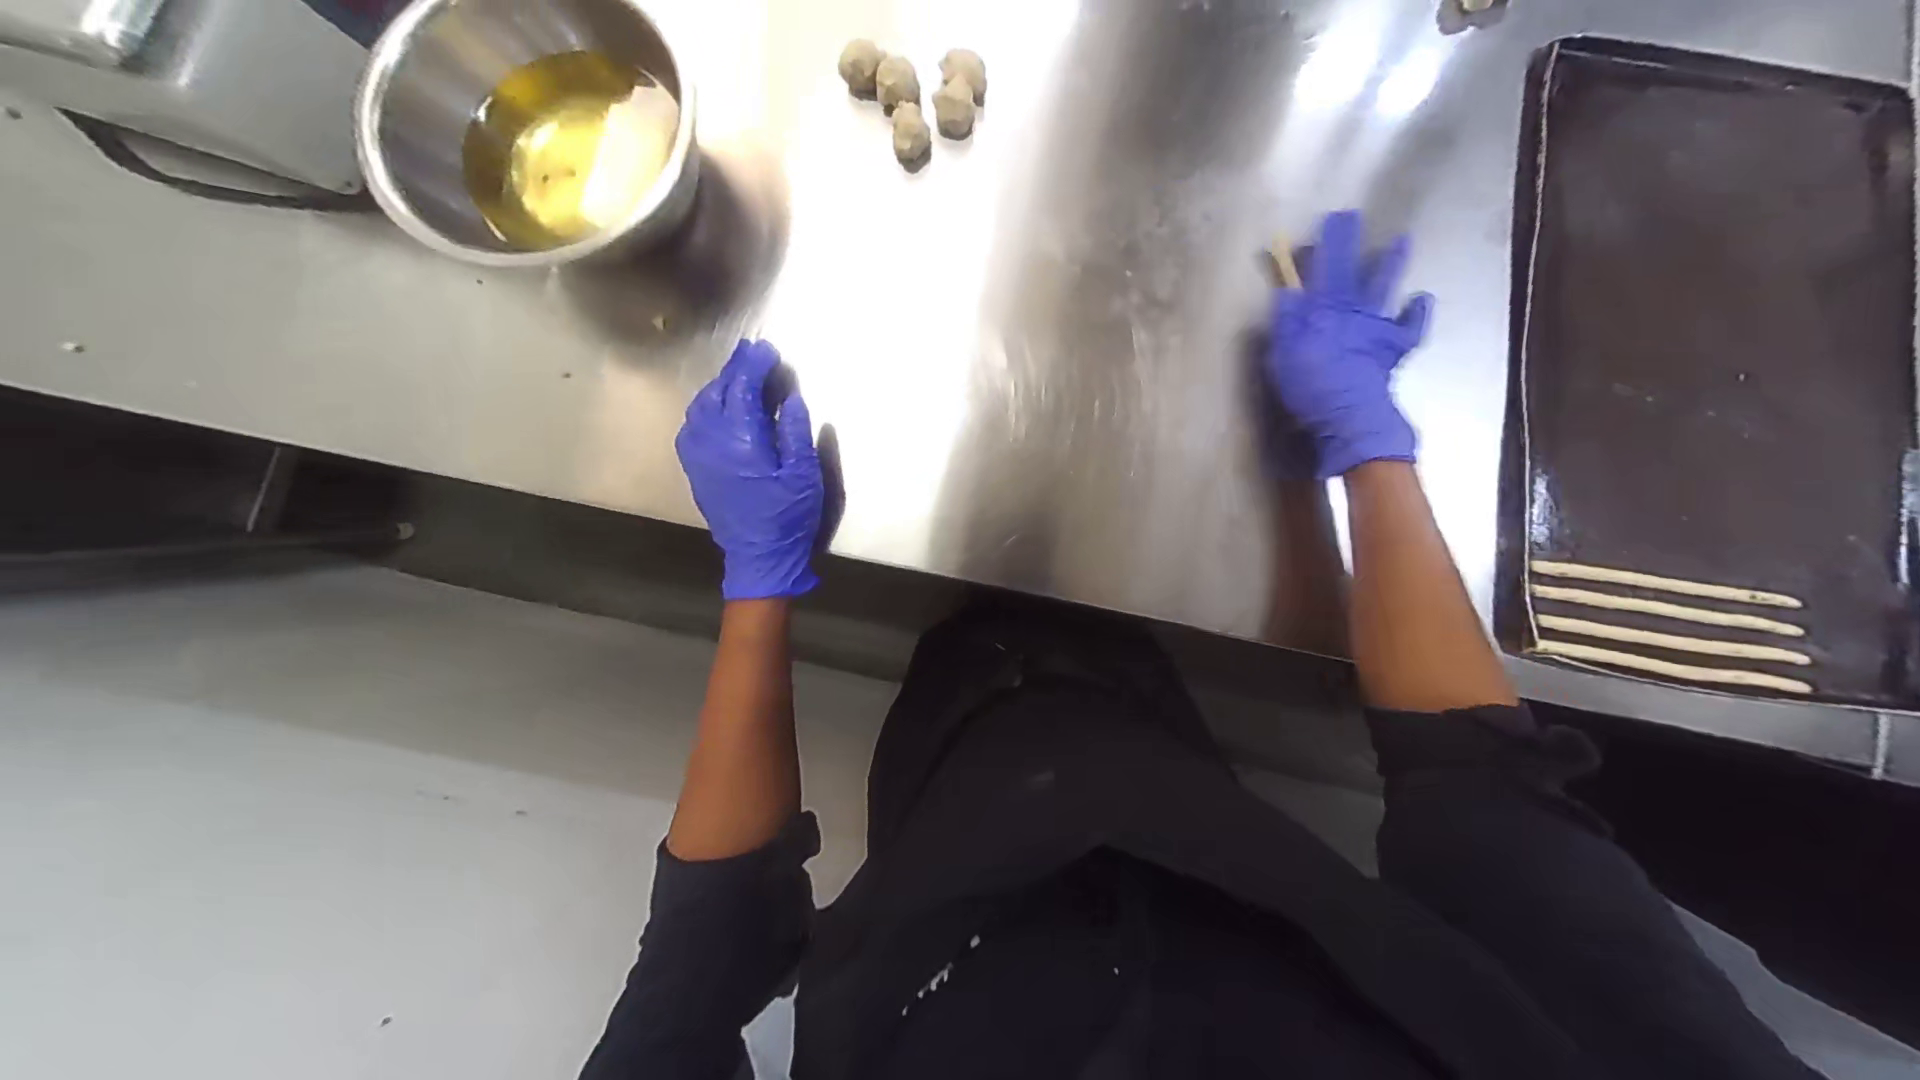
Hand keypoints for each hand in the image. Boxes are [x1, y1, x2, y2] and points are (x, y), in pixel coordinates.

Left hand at [675, 340, 823, 599]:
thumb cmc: (787, 516)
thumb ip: (796, 432)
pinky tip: (721, 408)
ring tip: (739, 378)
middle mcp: (710, 441)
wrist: (759, 556)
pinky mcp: (694, 468)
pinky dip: (708, 407)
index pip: (742, 388)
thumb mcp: (803, 474)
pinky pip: (693, 426)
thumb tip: (789, 397)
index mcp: (740, 440)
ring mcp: (697, 455)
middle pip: (717, 392)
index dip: (754, 365)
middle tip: (753, 355)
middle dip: (735, 370)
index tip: (767, 350)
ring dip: (719, 387)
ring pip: (701, 407)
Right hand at [1264, 210, 1433, 479]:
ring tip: (1401, 241)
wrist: (1350, 414)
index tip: (1327, 219)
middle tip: (1350, 217)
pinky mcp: (1394, 347)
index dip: (1325, 243)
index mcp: (1322, 309)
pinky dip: (1416, 313)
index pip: (1322, 267)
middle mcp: (1352, 310)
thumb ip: (1284, 321)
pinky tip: (1421, 299)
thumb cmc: (1308, 385)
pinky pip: (1410, 327)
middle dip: (1348, 242)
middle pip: (1349, 269)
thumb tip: (1288, 292)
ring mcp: (1377, 327)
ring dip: (1392, 265)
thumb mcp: (1281, 354)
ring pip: (1384, 288)